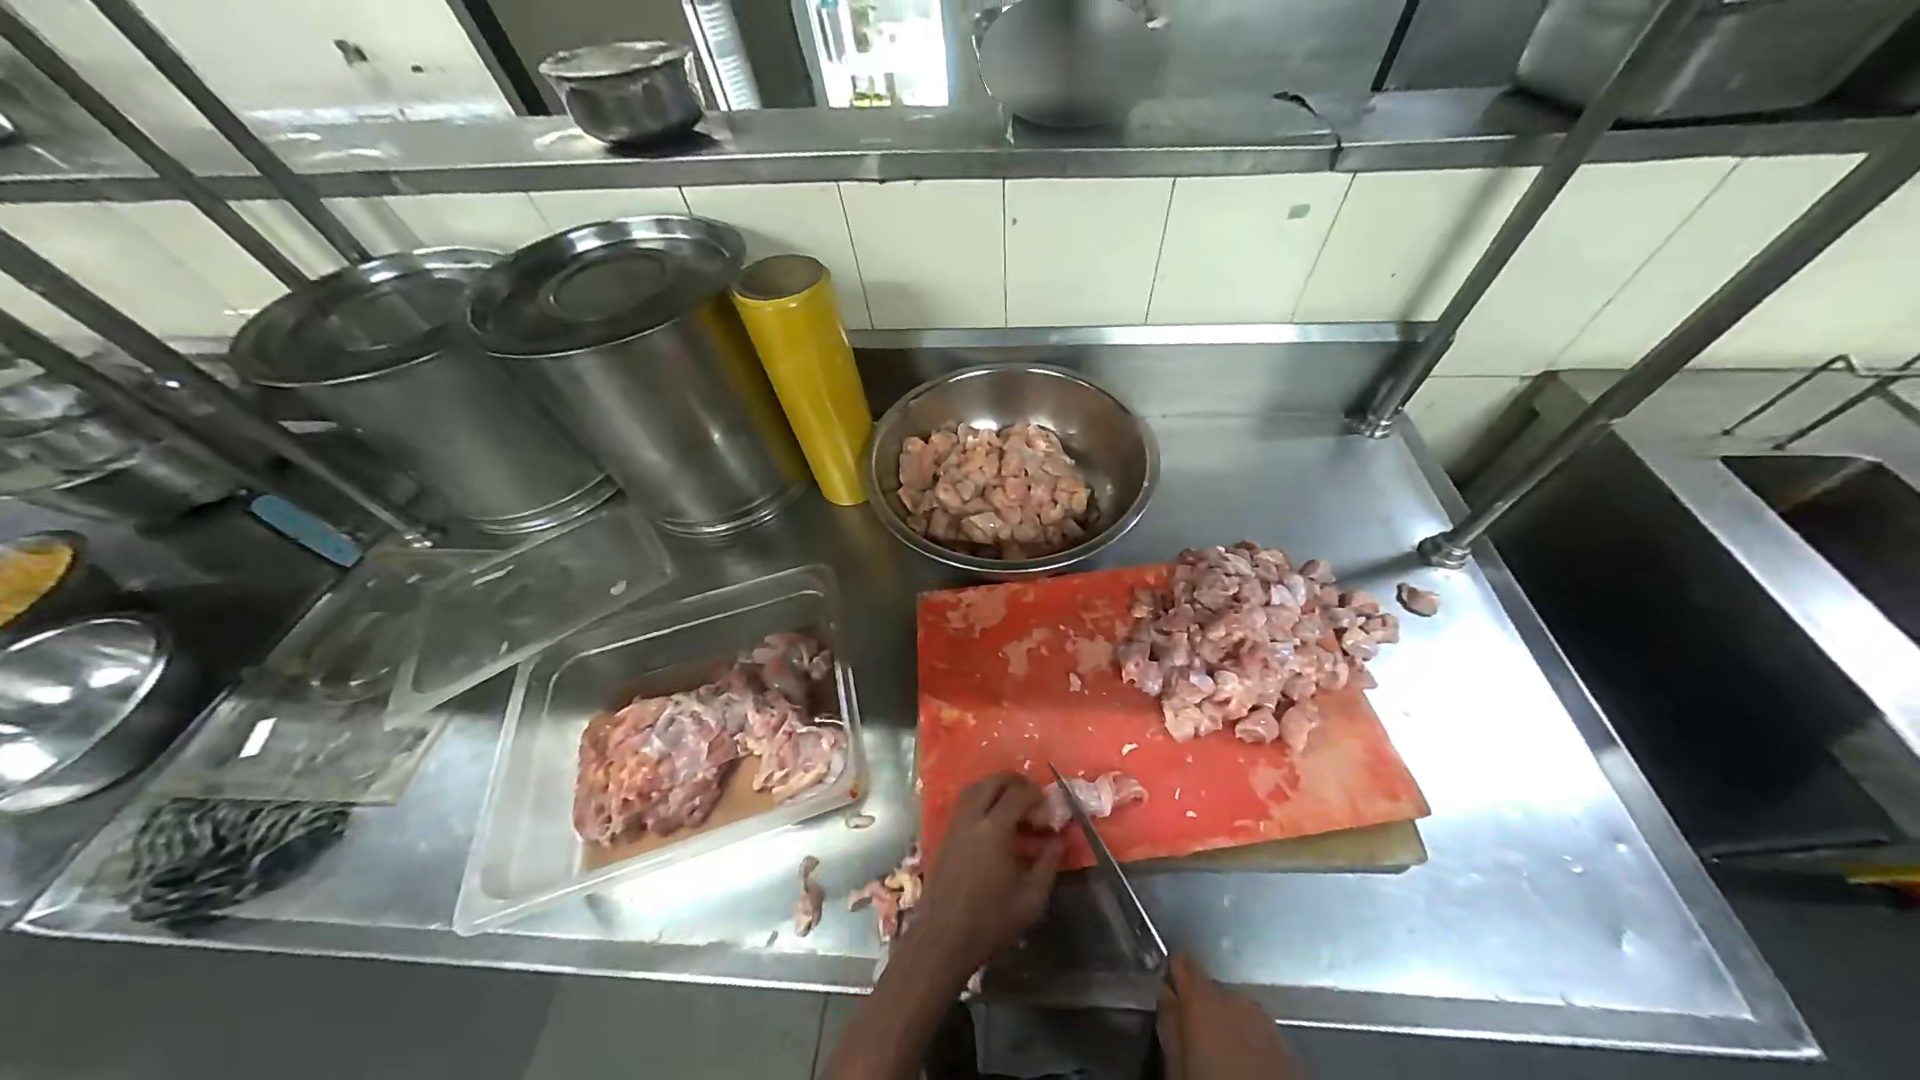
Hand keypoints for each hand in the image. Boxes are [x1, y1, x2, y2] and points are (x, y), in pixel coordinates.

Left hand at [907, 772, 1062, 975]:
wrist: (943, 938)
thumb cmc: (991, 921)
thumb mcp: (1032, 897)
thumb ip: (1048, 863)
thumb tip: (1058, 839)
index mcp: (995, 829)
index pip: (1018, 794)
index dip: (1036, 793)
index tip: (1048, 804)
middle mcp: (972, 818)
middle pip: (992, 781)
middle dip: (1014, 782)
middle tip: (1031, 795)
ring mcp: (954, 824)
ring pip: (974, 788)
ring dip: (994, 787)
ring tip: (1011, 803)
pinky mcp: (944, 835)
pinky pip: (963, 804)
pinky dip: (980, 799)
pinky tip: (991, 821)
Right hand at [1158, 953, 1303, 1079]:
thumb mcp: (1177, 1067)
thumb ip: (1169, 1023)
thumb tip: (1165, 992)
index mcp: (1203, 999)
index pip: (1182, 961)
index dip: (1172, 974)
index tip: (1168, 994)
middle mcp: (1235, 999)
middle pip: (1208, 989)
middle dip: (1200, 1008)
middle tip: (1193, 1042)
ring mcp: (1264, 1020)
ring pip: (1234, 1010)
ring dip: (1226, 1024)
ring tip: (1220, 1060)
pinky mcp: (1285, 1043)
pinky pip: (1256, 1030)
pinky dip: (1248, 1041)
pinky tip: (1245, 1069)